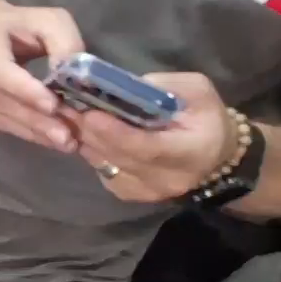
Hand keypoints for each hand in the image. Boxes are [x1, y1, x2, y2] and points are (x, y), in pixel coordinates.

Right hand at [0, 6, 84, 152]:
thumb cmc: (21, 25)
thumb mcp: (51, 21)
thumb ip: (65, 44)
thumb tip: (73, 79)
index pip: (0, 72)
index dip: (25, 91)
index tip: (54, 106)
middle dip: (34, 120)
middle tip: (66, 136)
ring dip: (31, 131)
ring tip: (63, 142)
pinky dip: (22, 131)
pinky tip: (45, 137)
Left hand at [65, 71, 235, 203]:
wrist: (213, 157)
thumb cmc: (206, 119)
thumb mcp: (197, 92)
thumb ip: (163, 88)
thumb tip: (121, 88)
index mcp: (189, 152)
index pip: (145, 147)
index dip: (114, 132)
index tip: (90, 114)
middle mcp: (165, 179)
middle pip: (116, 155)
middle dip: (90, 130)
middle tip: (67, 108)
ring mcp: (143, 191)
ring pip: (103, 163)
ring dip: (85, 139)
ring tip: (70, 116)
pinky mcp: (127, 193)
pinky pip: (100, 170)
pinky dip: (92, 150)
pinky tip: (87, 134)